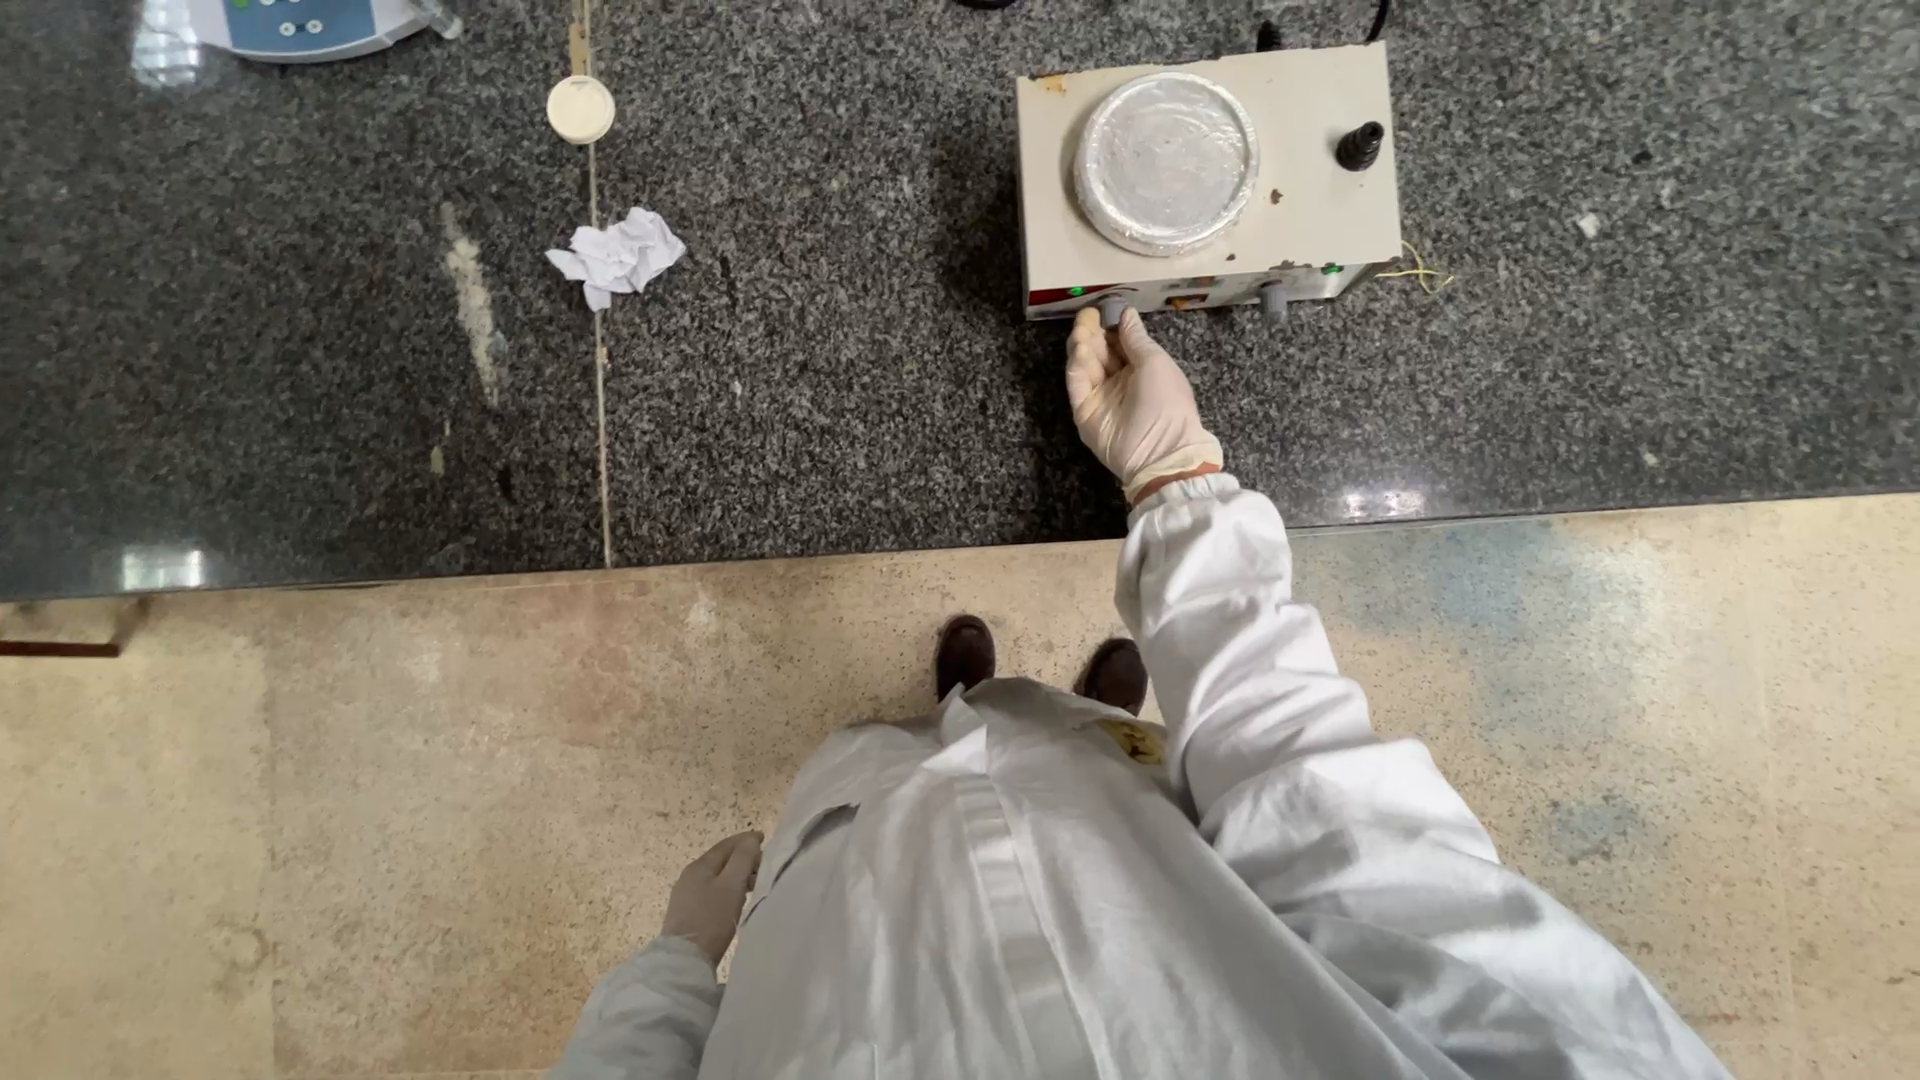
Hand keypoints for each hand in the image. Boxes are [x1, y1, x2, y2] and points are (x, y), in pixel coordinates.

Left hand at [659, 830, 762, 965]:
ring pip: (717, 877)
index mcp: (699, 866)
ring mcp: (686, 896)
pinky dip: (727, 889)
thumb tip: (750, 840)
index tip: (764, 839)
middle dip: (743, 859)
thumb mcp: (732, 885)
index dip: (746, 840)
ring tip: (754, 885)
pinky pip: (711, 892)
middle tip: (763, 867)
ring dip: (736, 876)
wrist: (684, 961)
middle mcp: (689, 877)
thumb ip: (743, 858)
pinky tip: (736, 901)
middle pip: (721, 860)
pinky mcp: (687, 914)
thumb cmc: (711, 918)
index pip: (726, 845)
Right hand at [1066, 307, 1222, 503]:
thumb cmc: (1166, 400)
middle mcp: (1119, 382)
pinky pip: (1077, 384)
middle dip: (1093, 332)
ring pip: (1085, 365)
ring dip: (1083, 344)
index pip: (1119, 344)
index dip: (1110, 326)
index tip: (1103, 309)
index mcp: (1141, 370)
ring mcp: (1099, 397)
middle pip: (1099, 352)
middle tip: (1088, 315)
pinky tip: (1080, 348)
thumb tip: (1126, 313)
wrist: (1160, 449)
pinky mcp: (1083, 411)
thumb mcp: (1155, 362)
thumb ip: (1135, 338)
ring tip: (1083, 327)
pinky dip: (1076, 365)